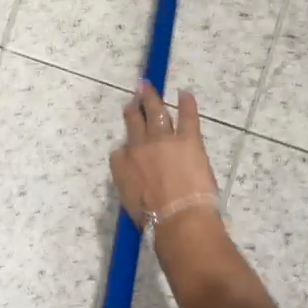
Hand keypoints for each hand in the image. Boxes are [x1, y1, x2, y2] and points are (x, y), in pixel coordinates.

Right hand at [109, 84, 219, 231]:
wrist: (177, 217)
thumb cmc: (153, 220)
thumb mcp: (131, 204)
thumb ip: (131, 186)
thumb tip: (137, 180)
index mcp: (122, 167)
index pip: (120, 152)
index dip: (126, 148)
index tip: (130, 147)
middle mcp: (138, 147)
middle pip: (134, 123)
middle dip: (134, 109)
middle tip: (133, 98)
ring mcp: (163, 139)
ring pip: (156, 113)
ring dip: (152, 98)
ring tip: (148, 87)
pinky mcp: (188, 138)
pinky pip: (187, 116)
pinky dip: (186, 103)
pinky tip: (184, 93)